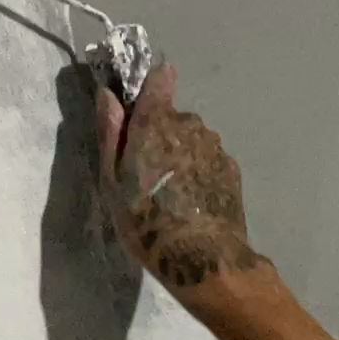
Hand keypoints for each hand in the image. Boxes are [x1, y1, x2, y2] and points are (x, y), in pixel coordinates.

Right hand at [96, 64, 268, 308]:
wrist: (204, 261)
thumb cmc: (146, 219)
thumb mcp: (111, 180)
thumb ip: (109, 132)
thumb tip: (106, 95)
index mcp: (155, 120)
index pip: (159, 78)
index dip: (149, 86)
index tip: (138, 109)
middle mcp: (189, 123)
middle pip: (172, 116)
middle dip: (160, 134)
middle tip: (146, 172)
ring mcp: (215, 145)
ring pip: (192, 138)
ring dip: (181, 154)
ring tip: (171, 193)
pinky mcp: (232, 168)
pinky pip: (209, 159)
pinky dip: (200, 171)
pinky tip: (192, 202)